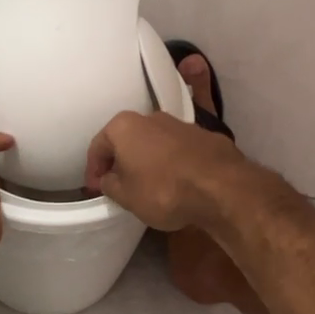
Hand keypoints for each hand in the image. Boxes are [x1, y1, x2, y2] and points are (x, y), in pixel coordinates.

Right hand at [84, 111, 249, 230]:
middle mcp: (152, 117)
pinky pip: (180, 151)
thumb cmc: (163, 190)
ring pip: (156, 143)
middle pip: (128, 139)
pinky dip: (173, 163)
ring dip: (149, 161)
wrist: (221, 188)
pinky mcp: (207, 137)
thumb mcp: (126, 196)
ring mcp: (183, 125)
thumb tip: (108, 179)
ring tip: (150, 186)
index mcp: (125, 126)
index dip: (93, 169)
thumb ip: (110, 185)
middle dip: (122, 161)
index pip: (99, 145)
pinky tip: (178, 184)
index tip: (95, 189)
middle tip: (119, 185)